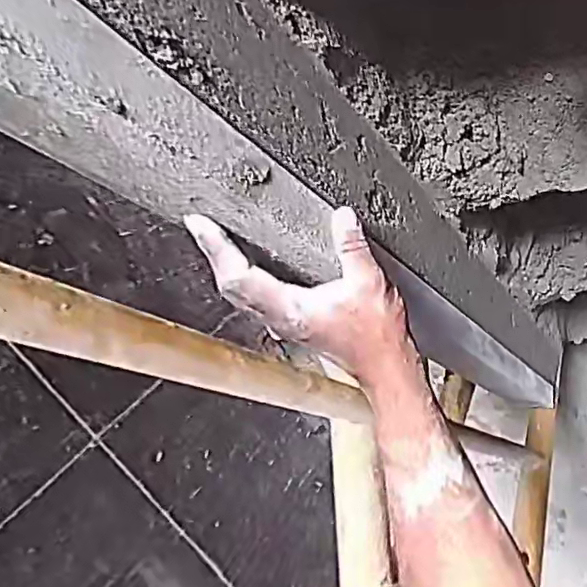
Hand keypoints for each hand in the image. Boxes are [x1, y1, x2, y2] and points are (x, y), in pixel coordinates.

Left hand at [183, 208, 415, 386]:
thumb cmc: (376, 337)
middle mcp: (282, 320)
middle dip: (216, 255)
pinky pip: (260, 304)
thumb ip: (353, 247)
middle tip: (204, 230)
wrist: (385, 368)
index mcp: (291, 308)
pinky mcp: (297, 328)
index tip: (201, 226)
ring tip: (222, 248)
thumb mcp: (369, 282)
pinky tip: (258, 274)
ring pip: (244, 298)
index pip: (238, 276)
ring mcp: (287, 327)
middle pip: (232, 288)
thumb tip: (343, 218)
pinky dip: (250, 284)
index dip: (216, 248)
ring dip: (230, 270)